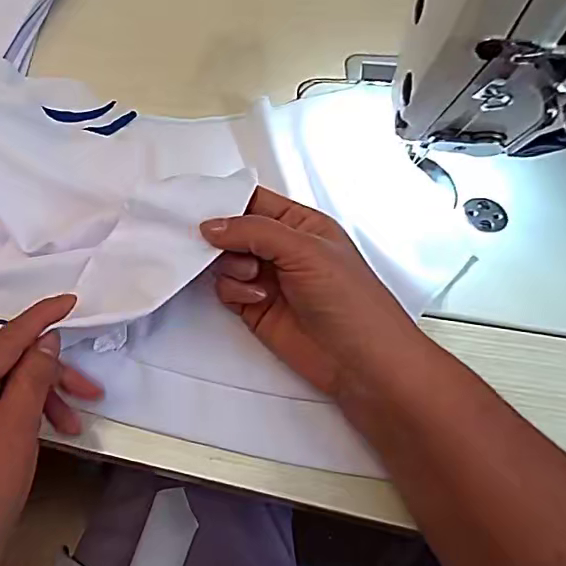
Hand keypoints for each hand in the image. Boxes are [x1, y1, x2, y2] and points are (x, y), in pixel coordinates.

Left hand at [0, 294, 102, 565]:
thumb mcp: (15, 435)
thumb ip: (31, 381)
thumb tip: (45, 342)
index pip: (3, 340)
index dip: (39, 319)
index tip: (69, 301)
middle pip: (7, 364)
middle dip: (50, 373)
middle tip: (90, 390)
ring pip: (6, 386)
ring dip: (43, 397)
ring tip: (77, 422)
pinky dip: (27, 414)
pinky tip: (54, 430)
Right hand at [201, 186, 424, 398]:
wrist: (361, 364)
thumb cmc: (356, 306)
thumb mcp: (306, 251)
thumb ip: (255, 231)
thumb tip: (213, 226)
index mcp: (301, 224)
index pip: (254, 201)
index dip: (227, 203)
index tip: (204, 211)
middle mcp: (283, 249)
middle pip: (232, 231)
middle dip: (224, 239)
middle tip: (223, 246)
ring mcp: (268, 277)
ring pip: (224, 260)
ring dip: (232, 268)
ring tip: (255, 278)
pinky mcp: (254, 304)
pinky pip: (225, 287)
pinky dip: (232, 291)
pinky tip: (256, 298)